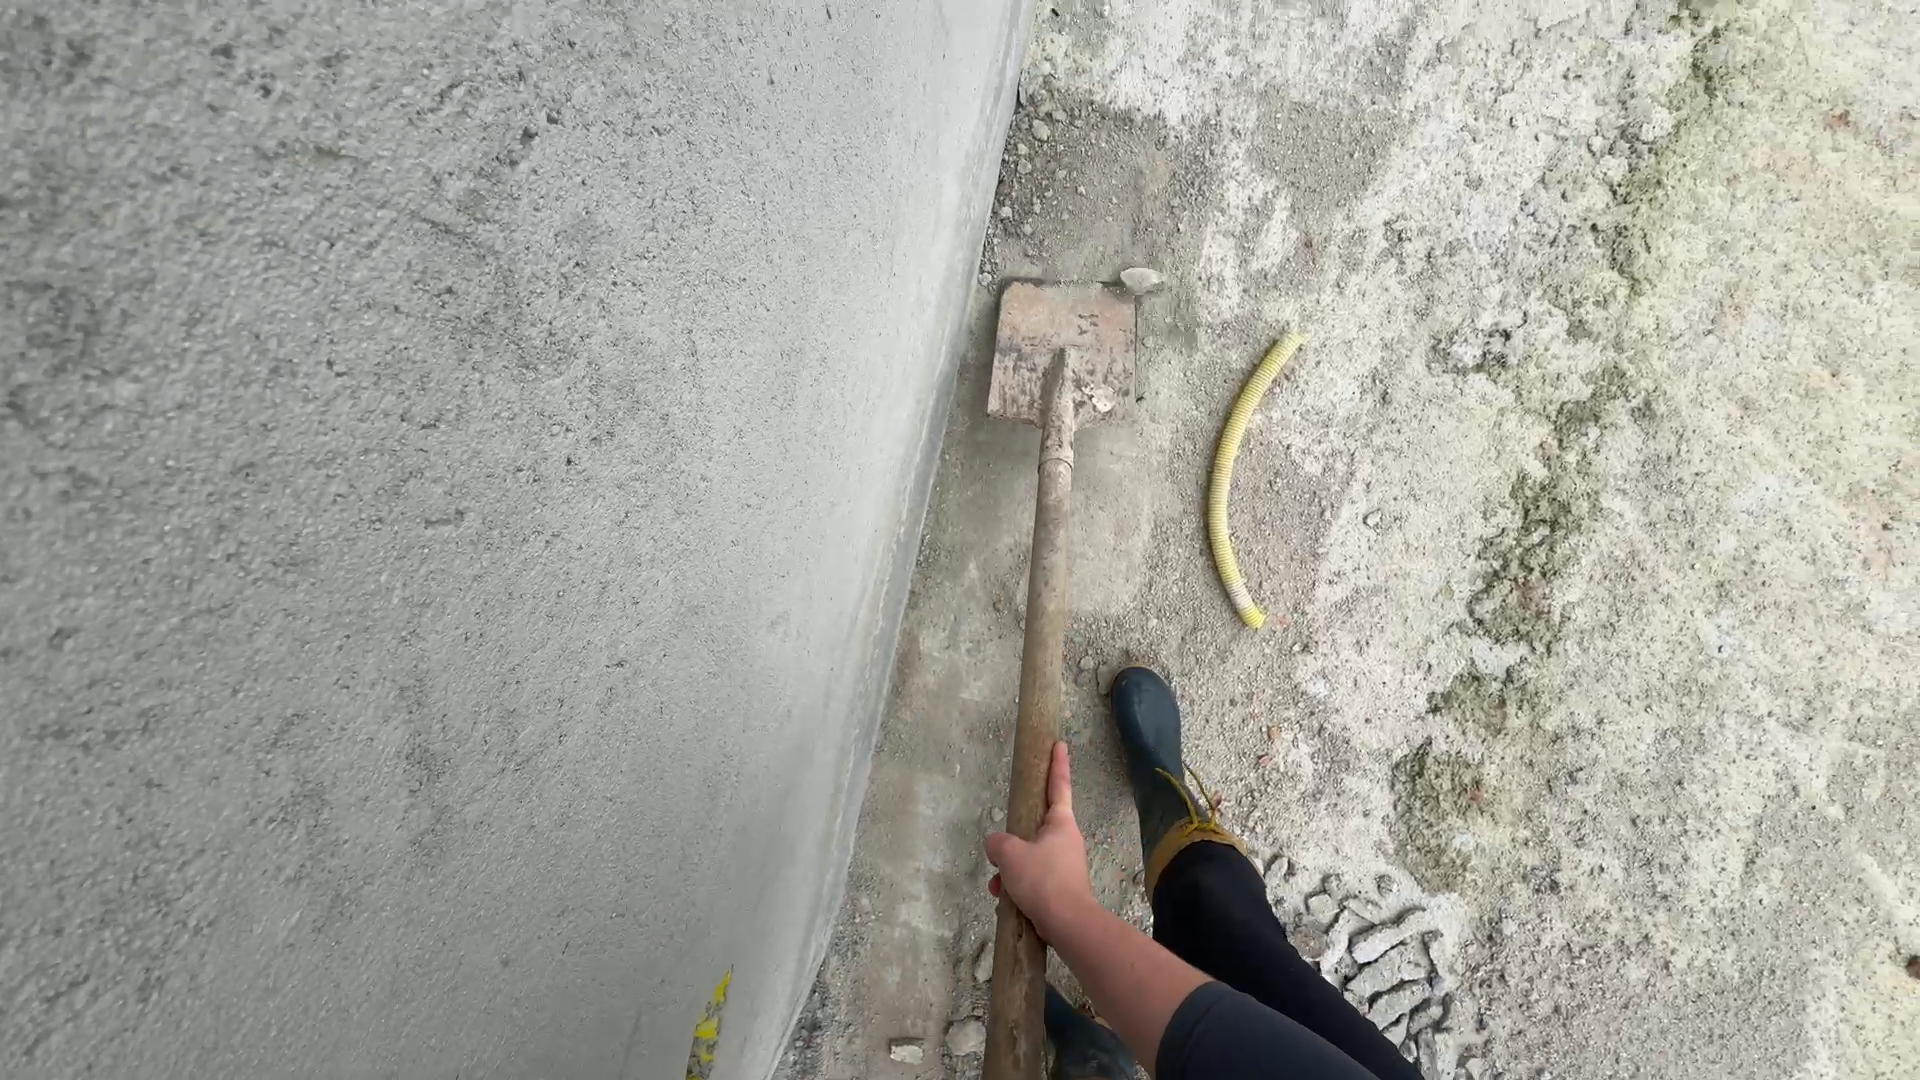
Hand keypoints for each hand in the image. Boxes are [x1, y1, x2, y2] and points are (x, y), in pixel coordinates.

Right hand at [985, 741, 1096, 939]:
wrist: (1070, 926)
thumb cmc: (1043, 880)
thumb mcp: (1010, 855)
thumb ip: (998, 844)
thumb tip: (997, 847)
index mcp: (1060, 823)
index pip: (1058, 785)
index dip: (1057, 763)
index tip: (1060, 744)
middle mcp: (1067, 840)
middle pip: (1036, 829)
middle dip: (1014, 841)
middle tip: (1000, 852)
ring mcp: (1066, 866)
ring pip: (1031, 858)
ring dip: (1012, 870)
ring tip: (999, 887)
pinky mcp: (1063, 890)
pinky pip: (1035, 881)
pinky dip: (1018, 888)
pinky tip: (1006, 902)